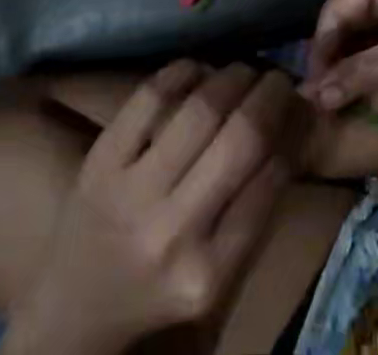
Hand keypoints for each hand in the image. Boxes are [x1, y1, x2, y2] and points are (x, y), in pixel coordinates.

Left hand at [5, 62, 298, 354]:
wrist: (76, 308)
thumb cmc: (160, 287)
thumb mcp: (218, 269)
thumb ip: (256, 205)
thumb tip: (294, 125)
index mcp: (211, 270)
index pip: (270, 180)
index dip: (293, 130)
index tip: (301, 105)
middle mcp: (173, 232)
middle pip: (240, 138)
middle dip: (270, 95)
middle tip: (279, 79)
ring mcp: (131, 192)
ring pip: (199, 110)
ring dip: (232, 77)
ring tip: (244, 71)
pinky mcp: (99, 162)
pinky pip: (150, 98)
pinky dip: (183, 72)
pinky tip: (199, 70)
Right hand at [300, 0, 377, 111]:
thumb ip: (358, 75)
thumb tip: (313, 98)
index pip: (335, 8)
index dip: (320, 50)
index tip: (309, 90)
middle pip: (345, 12)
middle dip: (333, 53)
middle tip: (320, 95)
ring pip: (360, 20)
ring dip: (349, 55)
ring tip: (334, 91)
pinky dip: (368, 50)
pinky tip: (358, 77)